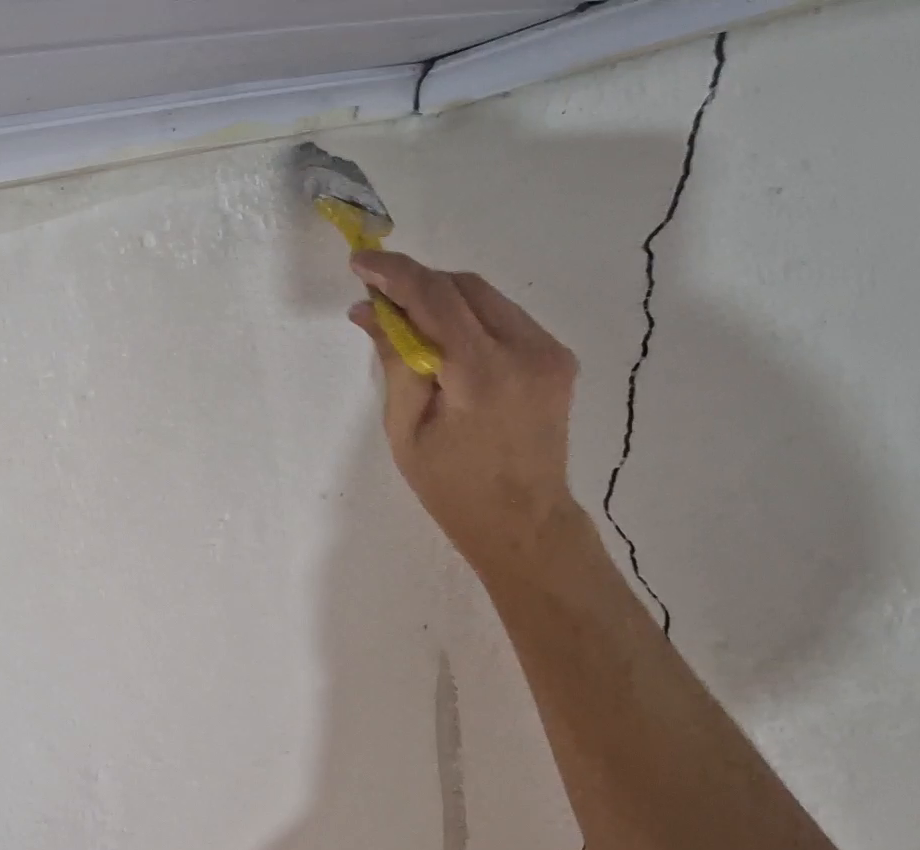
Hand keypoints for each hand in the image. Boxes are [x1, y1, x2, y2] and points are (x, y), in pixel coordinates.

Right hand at [349, 250, 584, 575]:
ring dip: (443, 299)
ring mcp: (549, 352)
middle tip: (378, 298)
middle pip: (465, 287)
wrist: (522, 519)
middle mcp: (526, 352)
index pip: (437, 299)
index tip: (361, 261)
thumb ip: (395, 361)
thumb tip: (371, 311)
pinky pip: (504, 319)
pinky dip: (468, 318)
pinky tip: (445, 344)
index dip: (396, 273)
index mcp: (481, 376)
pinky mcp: (557, 358)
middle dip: (418, 283)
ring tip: (408, 323)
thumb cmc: (450, 486)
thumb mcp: (405, 429)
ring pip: (487, 298)